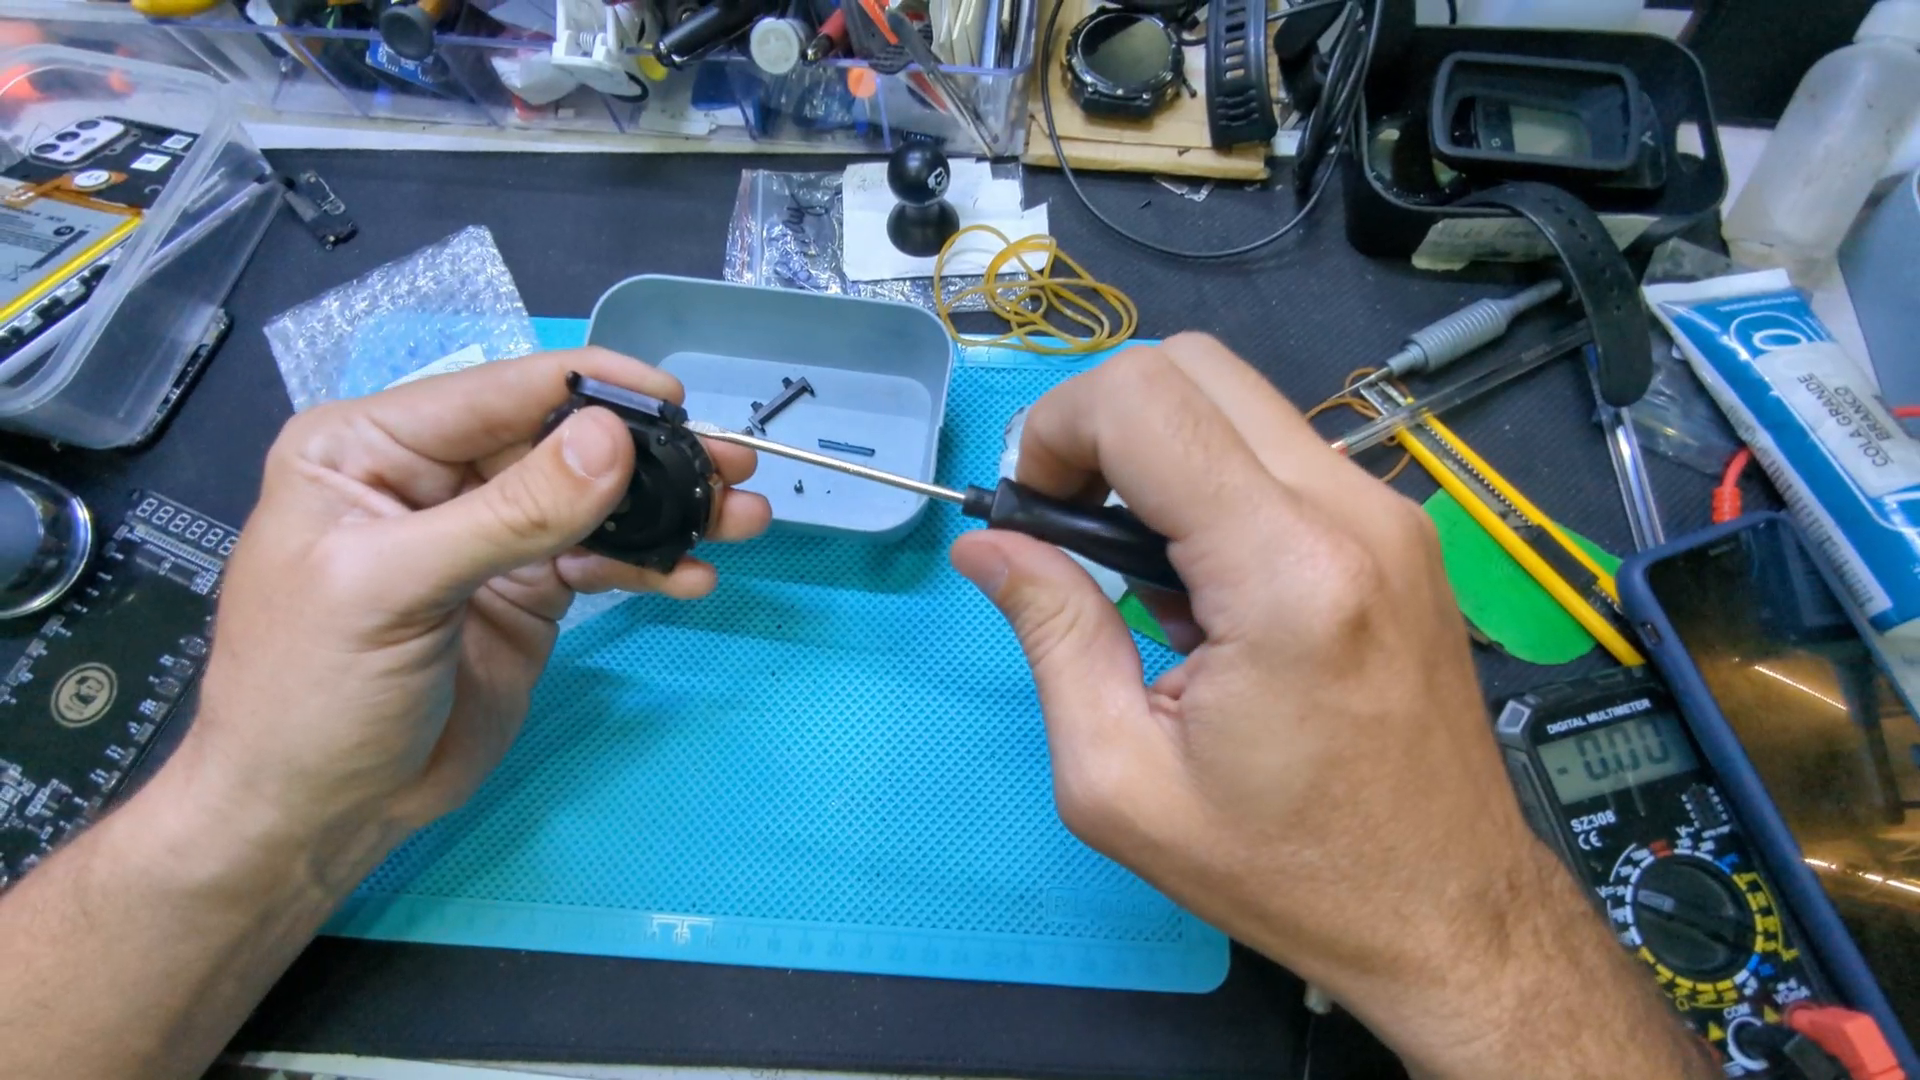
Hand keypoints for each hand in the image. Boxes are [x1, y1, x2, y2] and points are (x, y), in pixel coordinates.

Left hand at [184, 348, 770, 887]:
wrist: (324, 812)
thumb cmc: (316, 693)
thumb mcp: (401, 588)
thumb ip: (514, 512)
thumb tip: (613, 439)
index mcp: (378, 449)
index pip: (500, 393)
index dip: (592, 387)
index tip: (675, 400)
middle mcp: (444, 479)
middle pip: (568, 446)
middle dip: (653, 457)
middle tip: (733, 464)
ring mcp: (498, 536)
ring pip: (599, 504)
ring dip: (672, 512)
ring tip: (741, 518)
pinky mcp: (535, 588)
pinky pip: (606, 561)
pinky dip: (653, 568)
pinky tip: (693, 577)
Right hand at [949, 335, 1709, 1077]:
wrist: (1447, 913)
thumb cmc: (1279, 867)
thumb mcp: (1117, 778)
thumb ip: (1049, 635)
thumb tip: (987, 546)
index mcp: (1283, 573)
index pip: (1144, 400)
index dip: (1056, 428)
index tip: (1032, 509)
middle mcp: (1350, 511)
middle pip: (1189, 364)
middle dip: (1097, 419)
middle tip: (1068, 518)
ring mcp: (1386, 510)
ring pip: (1232, 396)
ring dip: (1150, 446)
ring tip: (1131, 558)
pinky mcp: (1394, 527)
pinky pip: (1271, 446)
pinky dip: (1203, 474)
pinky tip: (1197, 574)